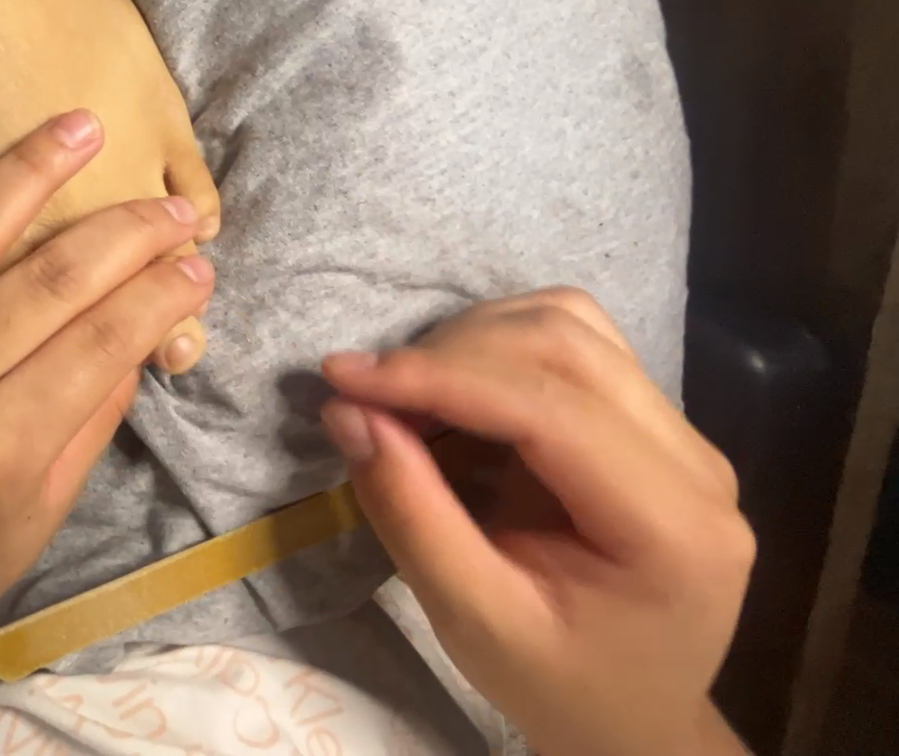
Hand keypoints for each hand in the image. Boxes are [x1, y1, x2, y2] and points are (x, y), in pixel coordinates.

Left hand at [0, 110, 216, 662]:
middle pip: (50, 278)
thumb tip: (143, 326)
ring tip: (80, 125)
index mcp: (1, 444)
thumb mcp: (47, 508)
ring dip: (27, 173)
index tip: (199, 259)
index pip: (103, 337)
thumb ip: (93, 414)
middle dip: (127, 231)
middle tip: (174, 206)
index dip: (162, 291)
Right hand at [320, 290, 753, 755]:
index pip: (546, 406)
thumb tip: (345, 411)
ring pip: (564, 322)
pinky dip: (490, 341)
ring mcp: (673, 431)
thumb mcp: (467, 614)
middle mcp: (692, 461)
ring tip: (405, 390)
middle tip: (364, 391)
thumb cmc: (552, 676)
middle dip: (443, 352)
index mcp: (671, 526)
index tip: (338, 376)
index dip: (435, 377)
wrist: (626, 708)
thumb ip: (407, 510)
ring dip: (465, 338)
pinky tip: (453, 387)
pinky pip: (566, 335)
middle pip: (561, 344)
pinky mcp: (641, 415)